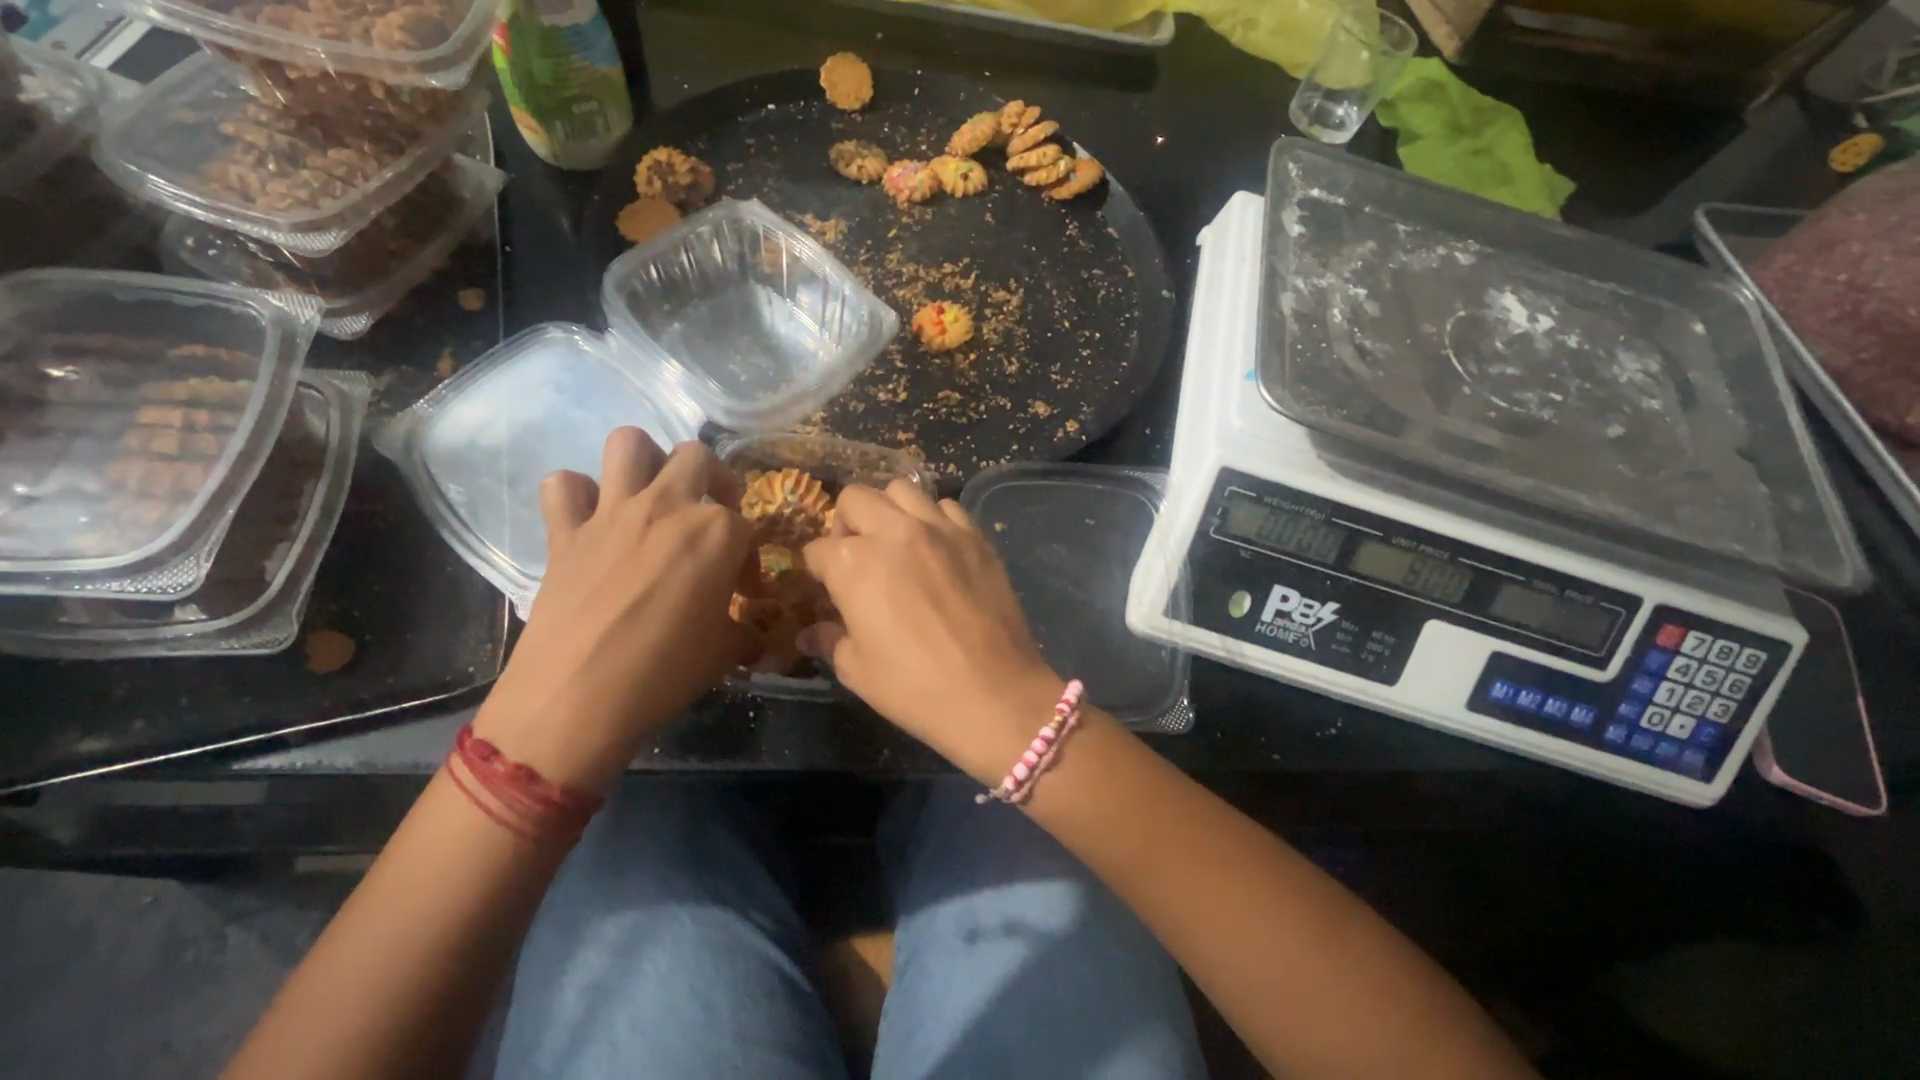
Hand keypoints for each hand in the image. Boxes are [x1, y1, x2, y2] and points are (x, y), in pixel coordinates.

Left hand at [474, 429, 754, 791]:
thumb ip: (744, 633)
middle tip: (710, 517)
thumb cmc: (665, 672)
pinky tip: (590, 519)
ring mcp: (611, 513)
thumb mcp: (723, 654)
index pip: (746, 525)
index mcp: (717, 532)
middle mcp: (667, 506)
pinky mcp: (565, 532)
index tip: (743, 593)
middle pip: (697, 457)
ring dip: (646, 461)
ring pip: (629, 443)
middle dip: (712, 480)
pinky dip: (577, 494)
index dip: (748, 559)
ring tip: (653, 495)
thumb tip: (755, 639)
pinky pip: (564, 486)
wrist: (578, 697)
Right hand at [799, 480, 1062, 783]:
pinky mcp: (975, 536)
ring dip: (889, 511)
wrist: (994, 694)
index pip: (818, 549)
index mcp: (854, 564)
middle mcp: (894, 532)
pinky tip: (936, 550)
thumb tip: (809, 635)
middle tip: (856, 558)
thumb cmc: (915, 688)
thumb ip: (830, 640)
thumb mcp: (857, 670)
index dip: (817, 570)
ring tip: (896, 544)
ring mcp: (940, 529)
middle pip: (855, 499)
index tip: (826, 589)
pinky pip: (946, 507)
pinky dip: (933, 519)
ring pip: (902, 490)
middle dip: (846, 523)